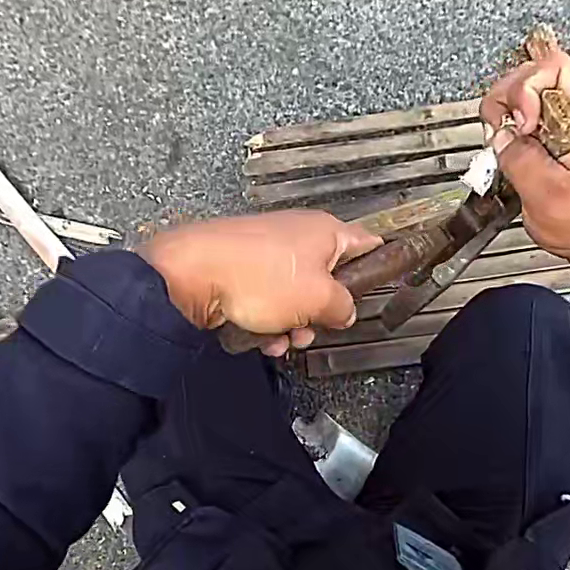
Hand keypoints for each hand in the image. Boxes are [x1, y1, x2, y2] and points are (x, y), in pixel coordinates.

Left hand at [137, 211, 382, 356]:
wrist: (193, 275)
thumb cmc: (256, 275)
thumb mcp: (320, 298)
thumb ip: (345, 307)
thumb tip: (346, 311)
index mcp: (325, 232)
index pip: (367, 245)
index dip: (376, 270)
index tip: (374, 291)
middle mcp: (298, 236)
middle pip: (327, 281)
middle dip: (321, 314)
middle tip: (311, 327)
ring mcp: (267, 253)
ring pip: (294, 297)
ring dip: (291, 324)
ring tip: (278, 337)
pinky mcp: (242, 270)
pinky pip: (265, 300)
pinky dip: (265, 321)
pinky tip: (257, 336)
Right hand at [480, 43, 569, 280]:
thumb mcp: (549, 198)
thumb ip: (521, 162)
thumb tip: (500, 137)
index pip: (553, 68)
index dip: (523, 89)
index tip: (517, 124)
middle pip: (534, 73)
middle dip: (506, 99)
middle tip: (501, 133)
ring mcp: (566, 126)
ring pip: (527, 93)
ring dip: (505, 115)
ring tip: (503, 145)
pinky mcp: (556, 139)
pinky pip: (527, 118)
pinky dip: (509, 131)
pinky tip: (510, 153)